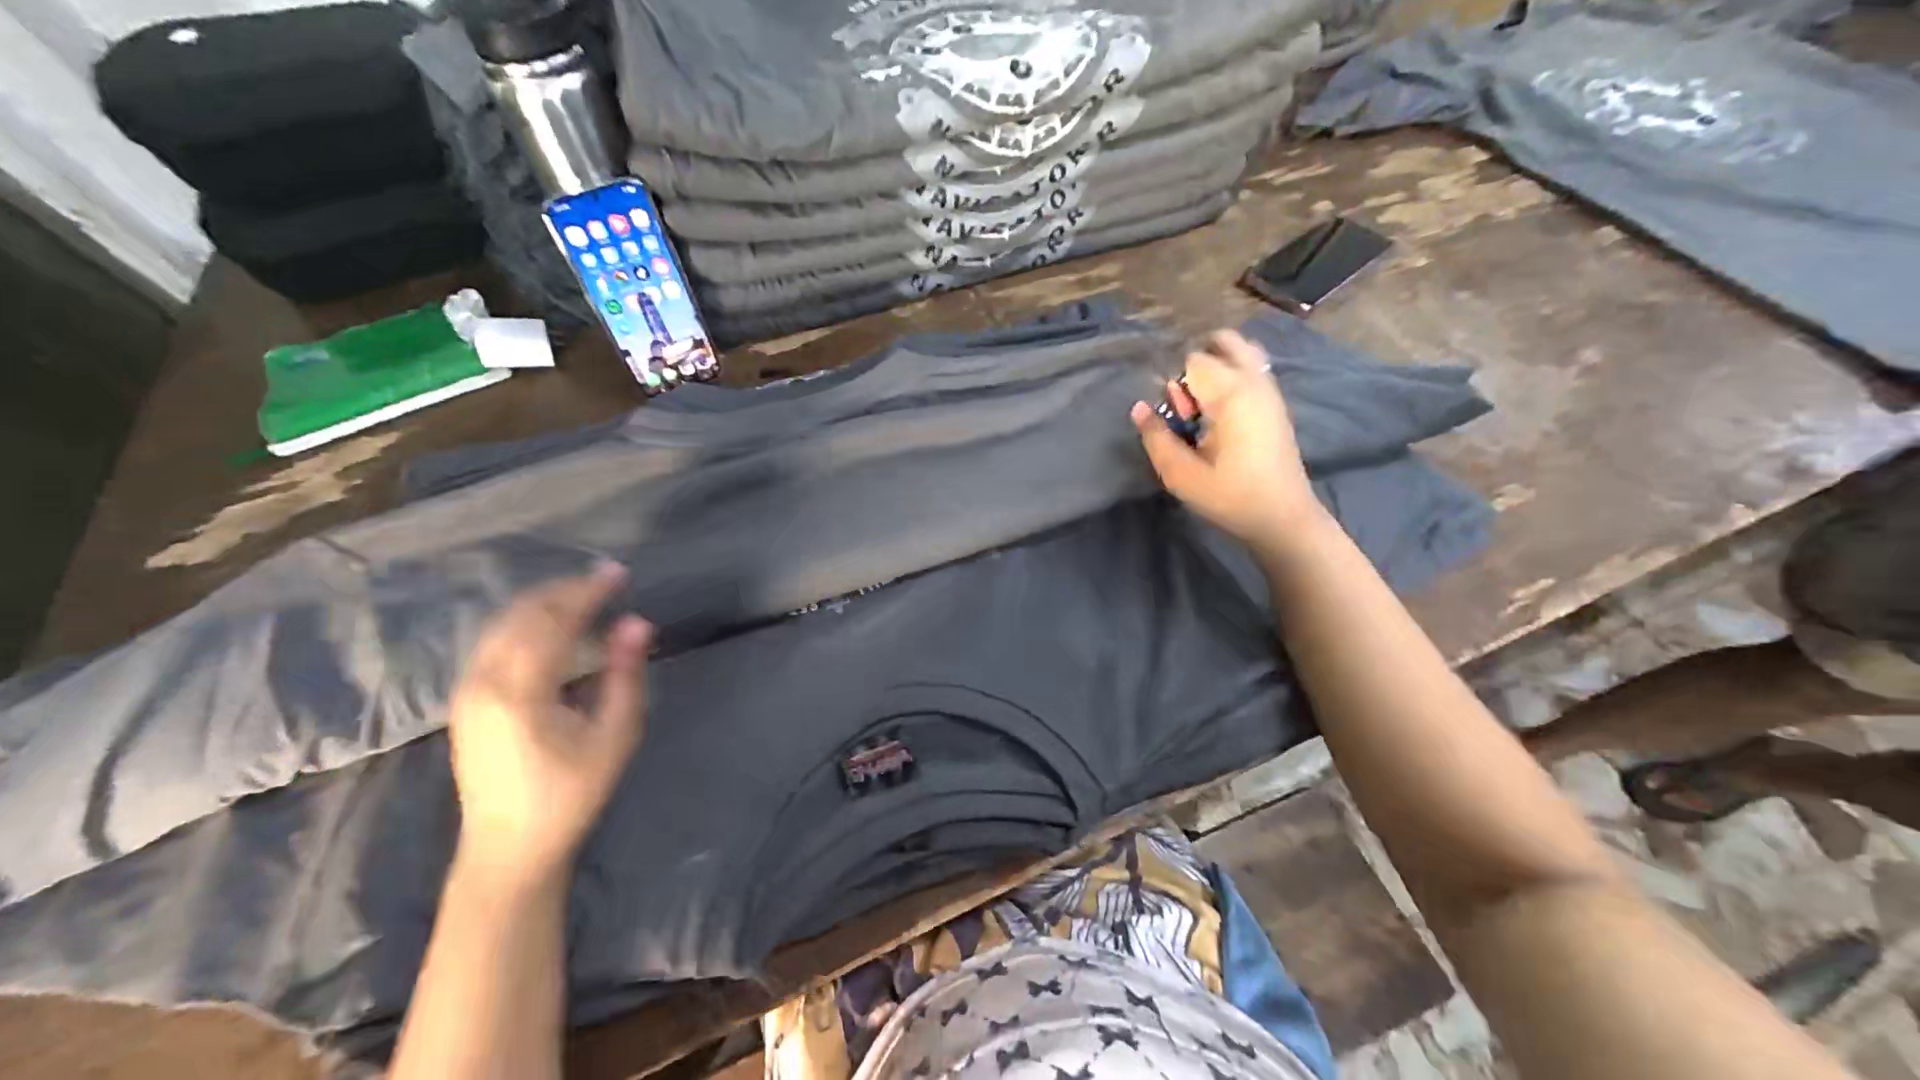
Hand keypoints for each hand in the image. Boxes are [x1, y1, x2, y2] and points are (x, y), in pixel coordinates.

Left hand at [447, 564, 652, 884]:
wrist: (507, 849)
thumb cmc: (570, 795)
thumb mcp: (613, 737)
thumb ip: (625, 676)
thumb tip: (636, 623)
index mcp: (519, 691)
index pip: (552, 620)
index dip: (586, 592)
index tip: (618, 574)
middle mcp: (482, 682)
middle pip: (521, 614)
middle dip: (565, 590)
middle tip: (606, 579)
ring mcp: (466, 691)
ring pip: (502, 624)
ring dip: (543, 603)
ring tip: (584, 596)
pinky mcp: (464, 701)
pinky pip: (493, 642)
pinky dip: (525, 622)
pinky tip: (552, 627)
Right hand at [1130, 329, 1321, 546]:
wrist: (1283, 518)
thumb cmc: (1230, 497)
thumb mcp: (1181, 474)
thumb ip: (1156, 437)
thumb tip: (1139, 408)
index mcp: (1232, 393)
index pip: (1194, 360)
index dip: (1175, 383)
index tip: (1175, 415)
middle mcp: (1254, 381)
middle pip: (1223, 342)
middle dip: (1198, 363)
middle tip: (1188, 401)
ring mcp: (1270, 390)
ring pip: (1241, 353)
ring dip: (1217, 368)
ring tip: (1204, 405)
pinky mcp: (1276, 404)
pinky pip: (1252, 371)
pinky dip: (1232, 378)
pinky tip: (1220, 414)